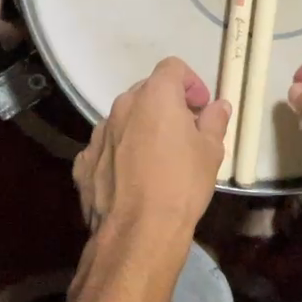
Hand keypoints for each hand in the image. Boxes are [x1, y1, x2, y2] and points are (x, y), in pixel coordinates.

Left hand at [73, 58, 229, 239]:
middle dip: (166, 105)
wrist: (137, 234)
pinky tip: (131, 179)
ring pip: (124, 120)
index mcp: (155, 96)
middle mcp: (122, 107)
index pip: (172, 67)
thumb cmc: (181, 185)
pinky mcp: (83, 163)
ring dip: (141, 128)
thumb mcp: (211, 151)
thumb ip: (214, 121)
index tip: (201, 107)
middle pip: (146, 91)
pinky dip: (119, 154)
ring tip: (156, 159)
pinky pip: (105, 147)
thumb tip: (218, 106)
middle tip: (184, 131)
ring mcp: (98, 135)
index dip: (190, 82)